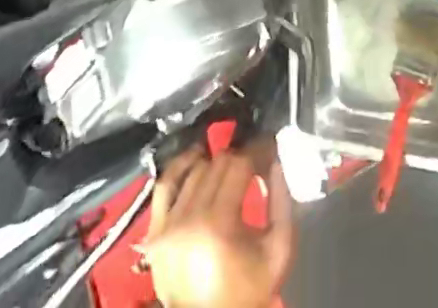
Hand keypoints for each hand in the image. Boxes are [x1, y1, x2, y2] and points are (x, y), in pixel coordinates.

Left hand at [142, 143, 293, 307]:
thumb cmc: (248, 291)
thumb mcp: (279, 250)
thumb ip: (282, 202)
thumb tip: (277, 163)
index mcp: (220, 224)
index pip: (239, 164)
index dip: (257, 150)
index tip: (270, 146)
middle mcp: (189, 218)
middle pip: (217, 164)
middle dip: (240, 155)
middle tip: (256, 158)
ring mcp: (168, 224)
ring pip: (193, 170)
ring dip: (216, 161)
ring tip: (231, 163)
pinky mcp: (155, 232)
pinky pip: (164, 186)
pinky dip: (180, 167)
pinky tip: (196, 159)